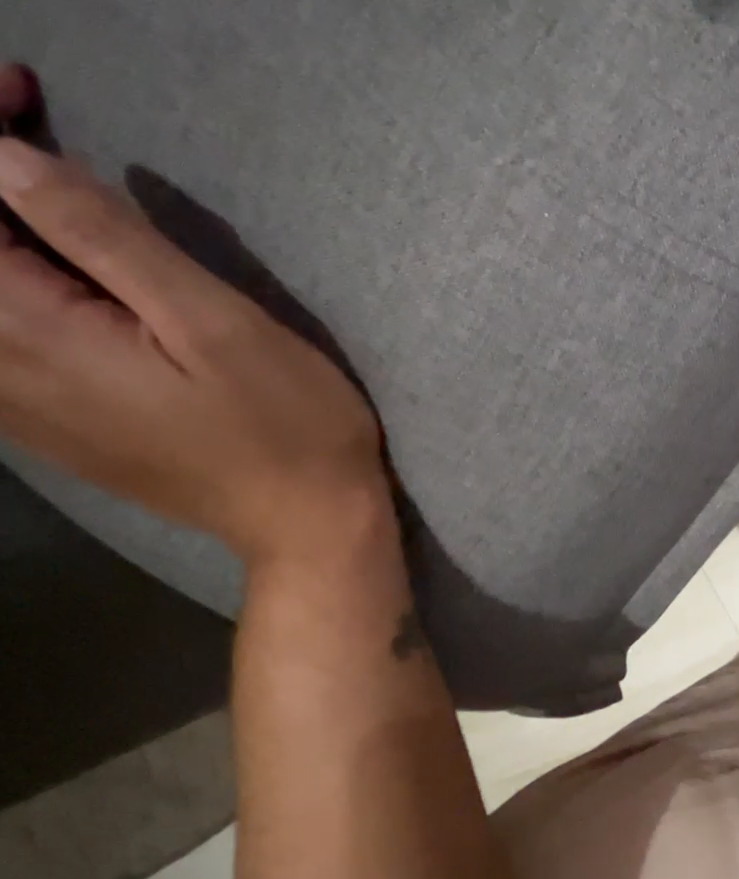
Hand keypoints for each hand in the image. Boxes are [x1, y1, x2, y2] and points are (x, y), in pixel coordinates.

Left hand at [0, 65, 388, 566]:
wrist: (306, 522)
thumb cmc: (287, 424)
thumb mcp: (219, 326)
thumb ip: (110, 242)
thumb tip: (5, 159)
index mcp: (27, 330)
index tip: (21, 93)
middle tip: (26, 122)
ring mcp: (11, 396)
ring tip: (40, 183)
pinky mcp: (41, 415)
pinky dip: (7, 275)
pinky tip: (50, 260)